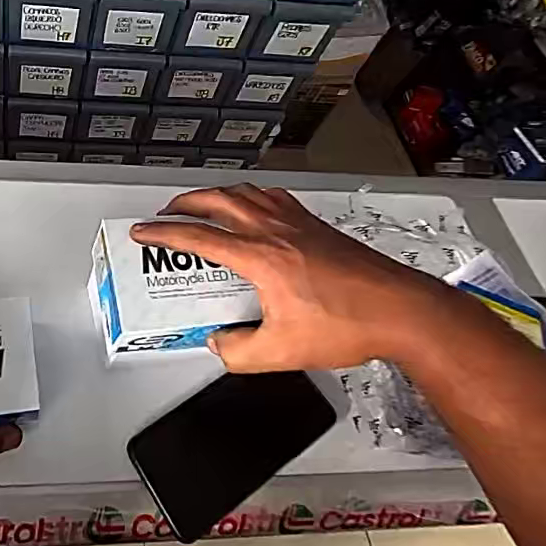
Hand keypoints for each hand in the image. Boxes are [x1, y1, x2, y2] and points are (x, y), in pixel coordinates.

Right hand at [130, 185, 498, 371]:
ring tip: (203, 204)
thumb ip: (240, 352)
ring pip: (244, 193)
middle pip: (216, 201)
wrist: (400, 309)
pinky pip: (271, 197)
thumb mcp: (282, 351)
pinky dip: (249, 195)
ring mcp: (296, 223)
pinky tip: (253, 205)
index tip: (144, 231)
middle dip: (184, 204)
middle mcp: (274, 230)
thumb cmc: (350, 322)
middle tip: (167, 213)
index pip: (197, 236)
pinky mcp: (314, 225)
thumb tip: (221, 344)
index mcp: (260, 257)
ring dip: (215, 195)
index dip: (162, 233)